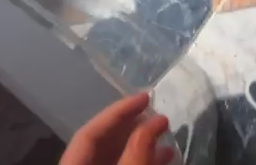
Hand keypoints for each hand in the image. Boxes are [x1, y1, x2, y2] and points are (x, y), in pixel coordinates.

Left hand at [59, 93, 174, 164]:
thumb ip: (138, 150)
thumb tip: (157, 119)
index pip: (89, 131)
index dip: (117, 111)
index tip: (146, 97)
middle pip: (101, 143)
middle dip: (132, 127)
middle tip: (158, 115)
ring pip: (114, 158)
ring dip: (141, 145)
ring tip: (166, 137)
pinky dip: (140, 161)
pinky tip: (163, 157)